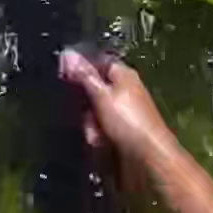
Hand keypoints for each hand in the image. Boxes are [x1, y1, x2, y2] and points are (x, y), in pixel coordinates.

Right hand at [59, 50, 180, 167]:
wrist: (148, 159)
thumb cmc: (128, 122)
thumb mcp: (102, 95)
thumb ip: (84, 76)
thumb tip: (67, 53)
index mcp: (123, 74)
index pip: (97, 62)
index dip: (80, 70)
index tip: (65, 79)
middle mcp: (123, 89)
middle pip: (92, 89)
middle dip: (84, 104)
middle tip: (88, 115)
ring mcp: (122, 110)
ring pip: (93, 111)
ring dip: (90, 123)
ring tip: (96, 134)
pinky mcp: (120, 130)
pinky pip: (100, 127)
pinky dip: (97, 134)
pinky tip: (100, 142)